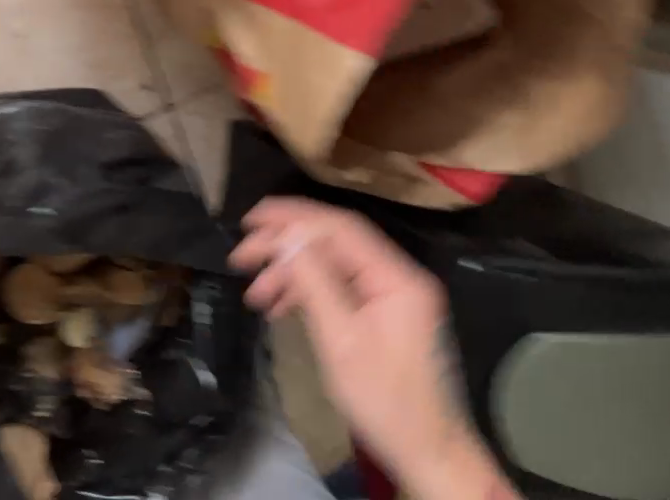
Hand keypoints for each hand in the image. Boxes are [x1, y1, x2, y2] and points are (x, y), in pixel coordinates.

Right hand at [228, 198, 516, 499]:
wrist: (426, 452)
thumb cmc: (385, 401)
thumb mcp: (341, 339)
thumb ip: (314, 281)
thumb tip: (284, 237)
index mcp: (396, 279)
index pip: (339, 228)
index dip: (293, 217)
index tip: (252, 221)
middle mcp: (395, 277)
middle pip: (331, 242)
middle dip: (283, 245)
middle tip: (243, 256)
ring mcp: (387, 294)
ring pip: (327, 264)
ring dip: (288, 272)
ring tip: (255, 292)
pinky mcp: (376, 311)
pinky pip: (333, 285)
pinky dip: (302, 290)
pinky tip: (277, 305)